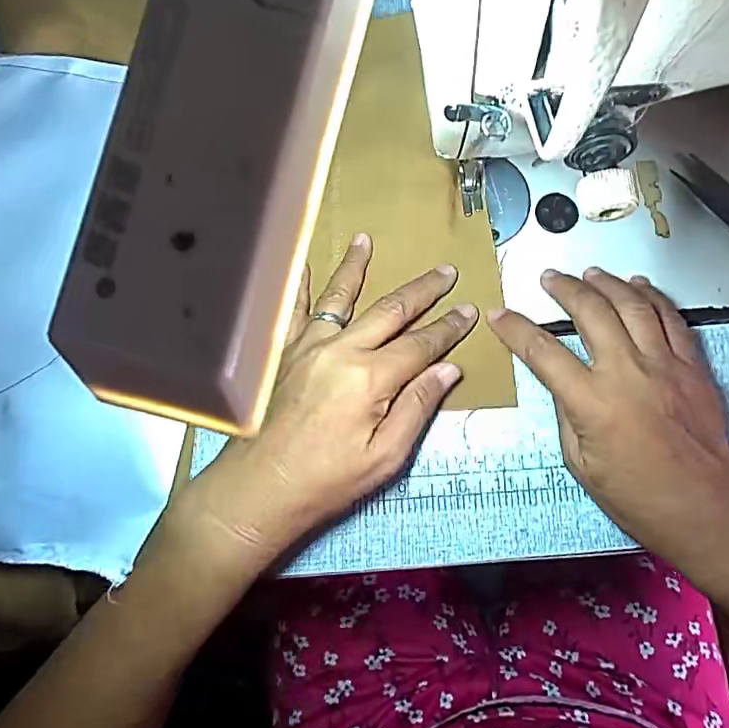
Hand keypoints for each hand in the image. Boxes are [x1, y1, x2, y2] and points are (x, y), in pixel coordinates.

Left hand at [159, 234, 476, 577]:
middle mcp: (339, 350)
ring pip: (337, 297)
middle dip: (421, 290)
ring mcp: (306, 346)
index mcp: (369, 378)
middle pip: (389, 311)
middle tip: (445, 271)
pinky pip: (291, 310)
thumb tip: (448, 368)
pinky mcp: (281, 353)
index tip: (468, 310)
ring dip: (355, 266)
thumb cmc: (326, 482)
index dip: (448, 328)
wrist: (260, 488)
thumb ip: (416, 407)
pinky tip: (299, 264)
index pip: (420, 345)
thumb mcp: (385, 457)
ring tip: (365, 239)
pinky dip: (297, 285)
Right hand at [485, 268, 728, 551]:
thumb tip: (563, 383)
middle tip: (549, 279)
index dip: (516, 329)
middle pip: (591, 312)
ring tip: (589, 273)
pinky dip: (653, 297)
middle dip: (564, 289)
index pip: (543, 351)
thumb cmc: (637, 498)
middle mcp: (627, 373)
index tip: (500, 315)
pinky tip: (638, 285)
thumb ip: (567, 414)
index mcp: (592, 402)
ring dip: (607, 283)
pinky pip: (672, 320)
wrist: (706, 510)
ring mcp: (665, 366)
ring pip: (633, 306)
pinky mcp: (693, 368)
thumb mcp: (580, 463)